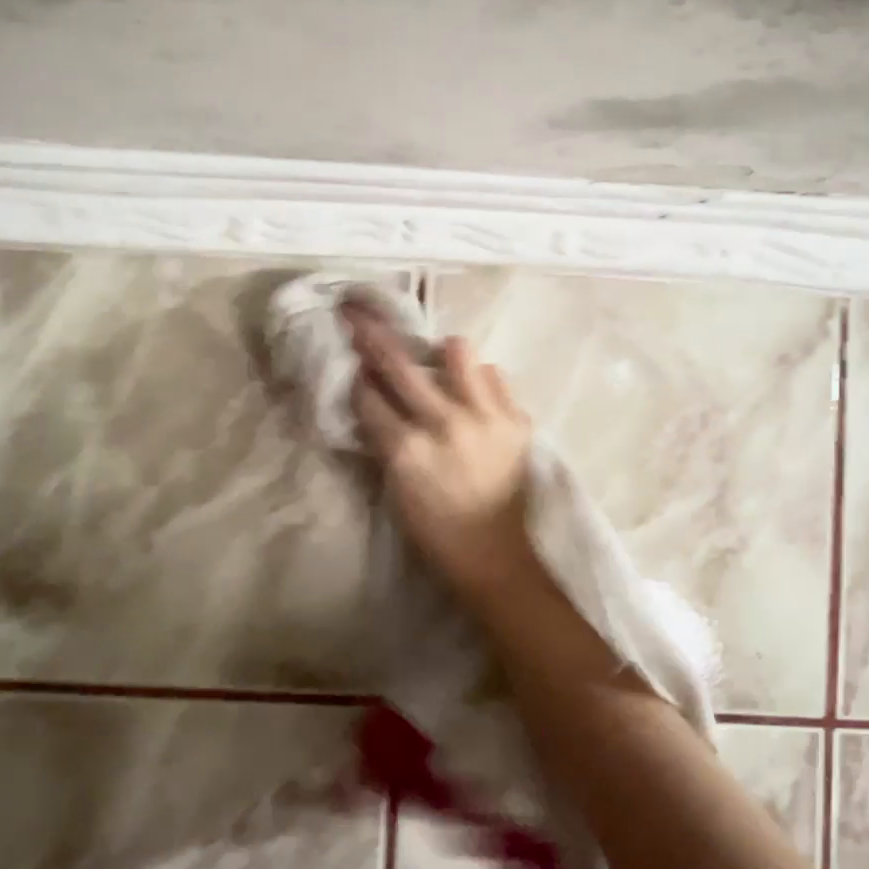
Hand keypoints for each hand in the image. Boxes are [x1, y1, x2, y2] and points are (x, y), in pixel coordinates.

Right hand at [343, 305, 537, 596]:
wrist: (496, 558)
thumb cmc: (435, 530)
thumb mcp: (395, 487)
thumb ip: (384, 438)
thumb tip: (373, 396)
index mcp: (406, 450)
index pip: (368, 395)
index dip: (357, 377)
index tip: (352, 361)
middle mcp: (444, 425)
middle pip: (398, 363)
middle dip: (370, 333)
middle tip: (355, 311)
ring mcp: (485, 419)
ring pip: (456, 352)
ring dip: (438, 353)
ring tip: (435, 360)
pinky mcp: (517, 420)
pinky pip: (492, 375)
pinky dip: (476, 378)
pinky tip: (471, 392)